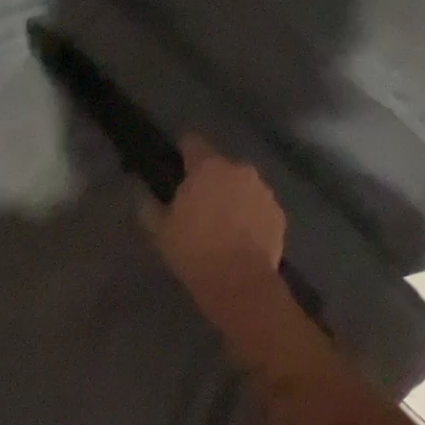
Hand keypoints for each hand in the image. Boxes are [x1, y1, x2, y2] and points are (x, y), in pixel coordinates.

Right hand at [146, 135, 285, 300]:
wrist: (239, 283)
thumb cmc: (194, 251)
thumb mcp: (160, 231)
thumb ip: (150, 207)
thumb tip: (146, 197)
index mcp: (207, 167)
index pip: (192, 142)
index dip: (182, 151)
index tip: (176, 165)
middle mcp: (239, 170)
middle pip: (220, 167)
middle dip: (209, 180)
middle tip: (197, 205)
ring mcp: (263, 191)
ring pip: (242, 186)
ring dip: (232, 197)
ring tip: (221, 225)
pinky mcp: (278, 214)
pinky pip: (258, 207)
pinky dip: (250, 216)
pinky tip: (240, 237)